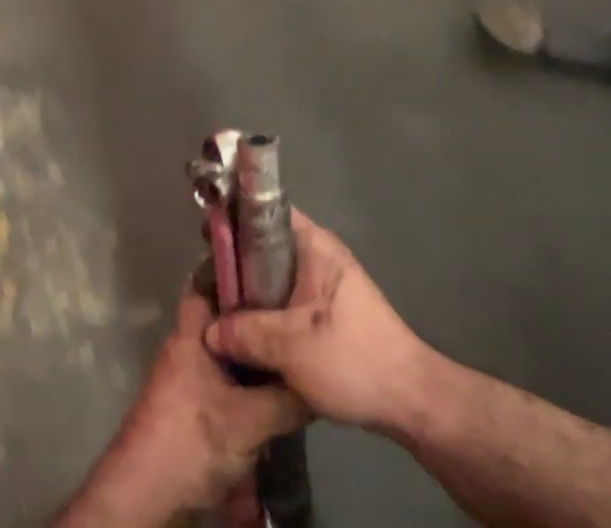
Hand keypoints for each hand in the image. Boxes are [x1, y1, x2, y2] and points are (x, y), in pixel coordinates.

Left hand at [55, 284, 308, 526]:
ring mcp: (192, 378)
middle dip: (259, 309)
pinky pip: (232, 377)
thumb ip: (286, 400)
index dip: (235, 266)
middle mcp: (189, 349)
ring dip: (259, 347)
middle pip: (226, 316)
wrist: (146, 497)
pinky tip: (284, 382)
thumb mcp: (247, 422)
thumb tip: (320, 379)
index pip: (207, 281)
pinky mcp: (200, 406)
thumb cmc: (189, 442)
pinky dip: (255, 377)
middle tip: (299, 303)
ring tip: (300, 338)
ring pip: (231, 348)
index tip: (273, 258)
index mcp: (191, 336)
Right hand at [205, 210, 430, 431]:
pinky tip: (239, 334)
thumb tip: (208, 331)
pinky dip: (261, 314)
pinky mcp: (324, 317)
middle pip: (265, 247)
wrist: (408, 399)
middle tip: (201, 282)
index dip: (235, 216)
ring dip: (246, 294)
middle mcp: (320, 259)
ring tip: (213, 309)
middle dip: (233, 263)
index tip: (204, 234)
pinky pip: (282, 304)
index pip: (268, 212)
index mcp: (316, 248)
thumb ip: (245, 332)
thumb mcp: (291, 345)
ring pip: (272, 280)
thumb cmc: (353, 358)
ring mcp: (323, 289)